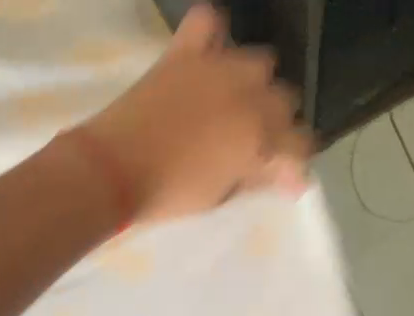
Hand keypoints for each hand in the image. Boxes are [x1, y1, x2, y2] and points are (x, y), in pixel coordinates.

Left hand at [74, 4, 310, 221]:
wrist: (113, 170)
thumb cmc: (170, 194)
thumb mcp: (221, 195)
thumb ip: (259, 178)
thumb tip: (291, 178)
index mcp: (258, 136)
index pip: (300, 143)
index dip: (296, 162)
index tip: (285, 179)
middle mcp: (246, 95)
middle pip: (284, 99)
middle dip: (278, 124)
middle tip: (256, 146)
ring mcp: (216, 68)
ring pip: (259, 62)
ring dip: (256, 84)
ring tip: (236, 106)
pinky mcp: (184, 53)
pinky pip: (210, 23)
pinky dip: (215, 35)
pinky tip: (212, 57)